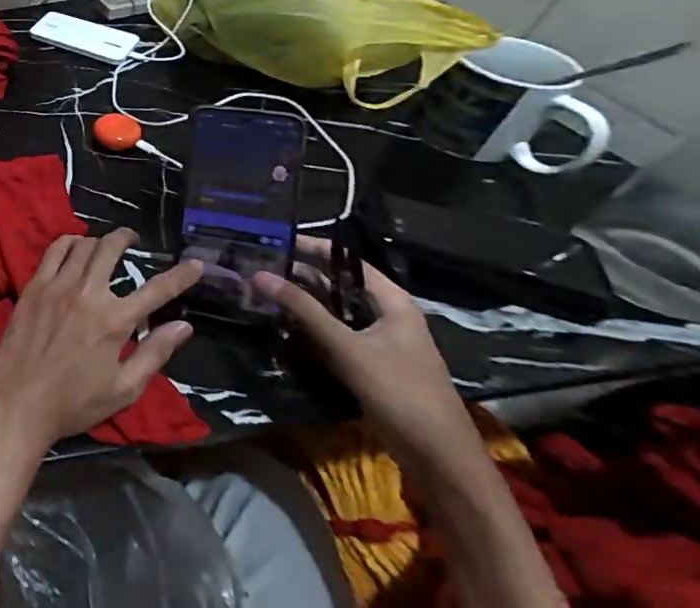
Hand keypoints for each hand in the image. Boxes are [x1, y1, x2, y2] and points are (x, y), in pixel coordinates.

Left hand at [0, 229, 202, 450]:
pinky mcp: (34, 286)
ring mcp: (58, 285)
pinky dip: (69, 242)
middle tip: (133, 239)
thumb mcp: (123, 389)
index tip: (196, 264)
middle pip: (112, 249)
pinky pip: (54, 250)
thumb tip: (184, 327)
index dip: (181, 275)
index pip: (157, 289)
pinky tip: (74, 247)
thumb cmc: (74, 402)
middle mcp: (88, 293)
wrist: (18, 402)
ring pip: (83, 246)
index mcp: (115, 320)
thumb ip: (154, 353)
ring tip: (104, 244)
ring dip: (99, 240)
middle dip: (127, 238)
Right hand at [252, 247, 477, 474]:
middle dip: (303, 276)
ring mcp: (381, 341)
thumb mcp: (348, 347)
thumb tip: (260, 275)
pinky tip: (286, 328)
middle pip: (340, 285)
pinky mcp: (372, 365)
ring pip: (337, 312)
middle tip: (262, 267)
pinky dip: (314, 329)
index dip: (313, 248)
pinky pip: (338, 336)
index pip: (347, 261)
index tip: (275, 241)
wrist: (439, 458)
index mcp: (392, 301)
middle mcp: (388, 314)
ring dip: (306, 304)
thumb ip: (304, 310)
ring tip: (266, 292)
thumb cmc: (400, 392)